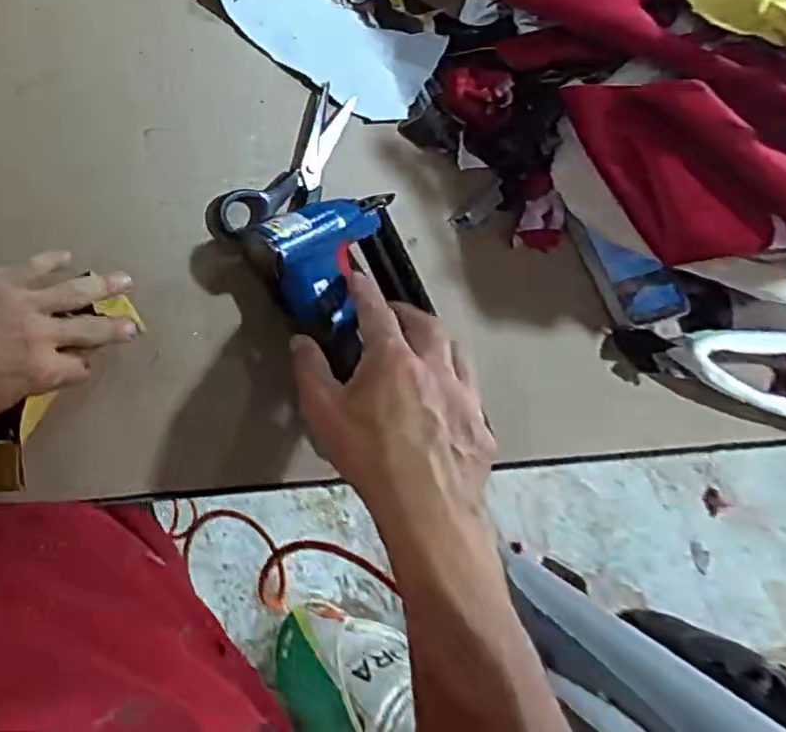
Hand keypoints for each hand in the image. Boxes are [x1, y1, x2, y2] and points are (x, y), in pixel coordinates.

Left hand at [0, 251, 136, 431]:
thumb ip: (27, 383)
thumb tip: (40, 371)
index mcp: (43, 372)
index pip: (78, 368)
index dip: (83, 367)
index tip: (84, 364)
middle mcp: (42, 335)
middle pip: (88, 329)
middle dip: (114, 327)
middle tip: (133, 323)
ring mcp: (24, 302)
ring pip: (72, 291)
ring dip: (100, 285)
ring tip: (122, 279)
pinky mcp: (3, 279)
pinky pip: (36, 266)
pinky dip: (52, 261)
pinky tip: (66, 257)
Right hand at [290, 271, 496, 538]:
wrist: (427, 509)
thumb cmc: (369, 455)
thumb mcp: (321, 409)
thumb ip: (309, 368)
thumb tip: (303, 342)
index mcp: (393, 359)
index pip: (377, 311)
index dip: (364, 290)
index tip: (356, 276)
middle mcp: (434, 369)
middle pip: (426, 323)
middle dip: (404, 310)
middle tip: (386, 311)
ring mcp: (464, 397)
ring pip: (456, 350)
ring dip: (434, 337)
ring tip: (418, 343)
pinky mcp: (482, 427)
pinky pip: (469, 387)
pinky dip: (451, 376)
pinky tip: (439, 393)